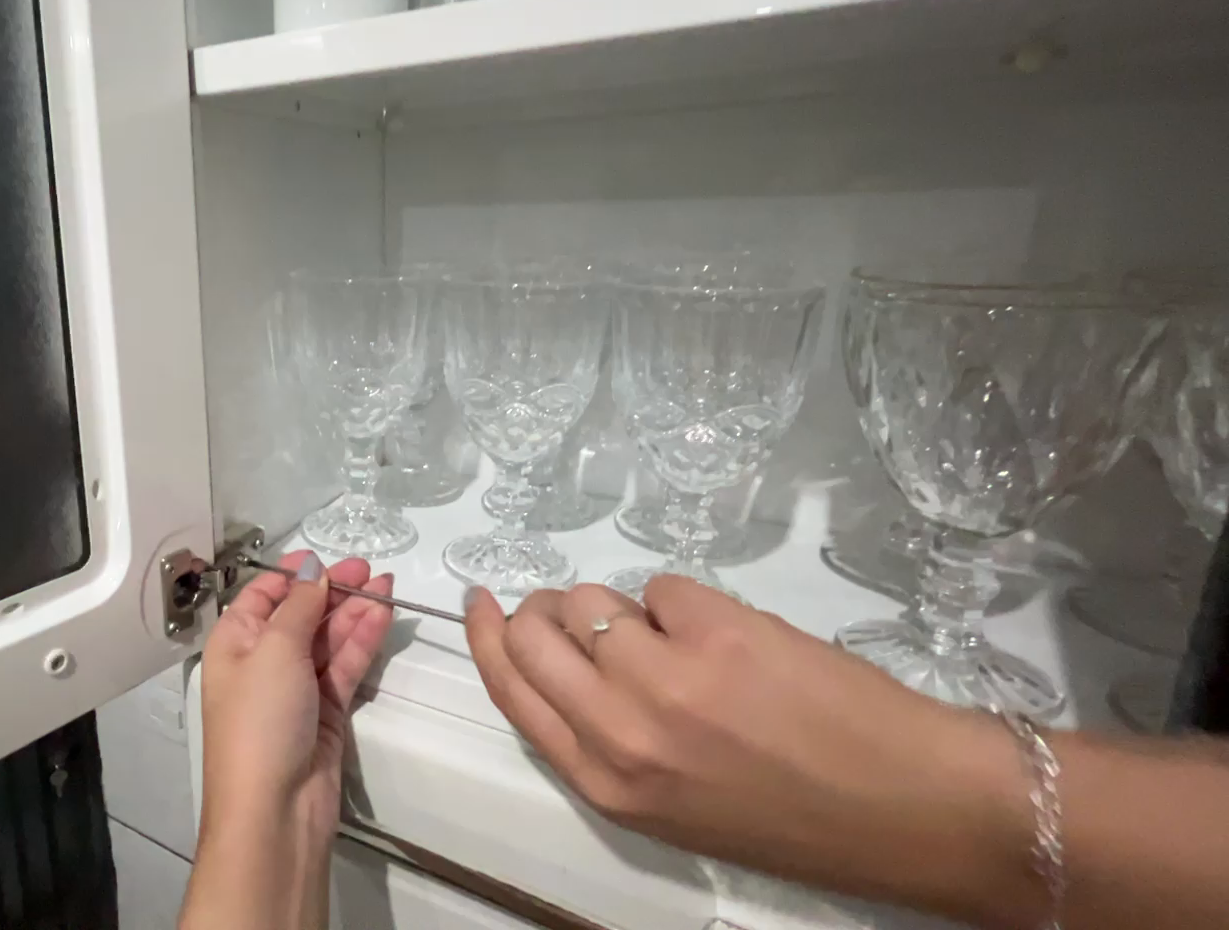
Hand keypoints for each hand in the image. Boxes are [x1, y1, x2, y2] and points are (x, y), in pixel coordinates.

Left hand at [181, 552, 394, 929]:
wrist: (275, 810)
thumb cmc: (260, 719)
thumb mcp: (274, 649)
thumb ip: (299, 605)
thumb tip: (311, 569)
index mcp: (235, 640)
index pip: (264, 594)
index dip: (295, 573)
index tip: (327, 557)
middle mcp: (262, 659)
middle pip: (301, 612)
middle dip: (333, 589)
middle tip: (370, 570)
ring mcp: (296, 686)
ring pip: (327, 637)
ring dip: (354, 611)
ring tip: (387, 586)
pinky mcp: (326, 710)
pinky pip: (344, 665)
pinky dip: (362, 641)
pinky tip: (382, 616)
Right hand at [465, 575, 1039, 927]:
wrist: (918, 809)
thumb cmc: (782, 811)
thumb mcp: (661, 799)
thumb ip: (592, 730)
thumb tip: (551, 645)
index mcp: (604, 781)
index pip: (510, 688)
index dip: (485, 636)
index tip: (478, 600)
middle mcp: (620, 730)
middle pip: (533, 630)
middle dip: (548, 610)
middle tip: (587, 617)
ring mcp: (665, 676)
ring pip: (590, 597)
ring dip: (621, 609)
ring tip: (677, 643)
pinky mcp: (715, 630)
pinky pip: (658, 587)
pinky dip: (682, 605)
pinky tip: (726, 640)